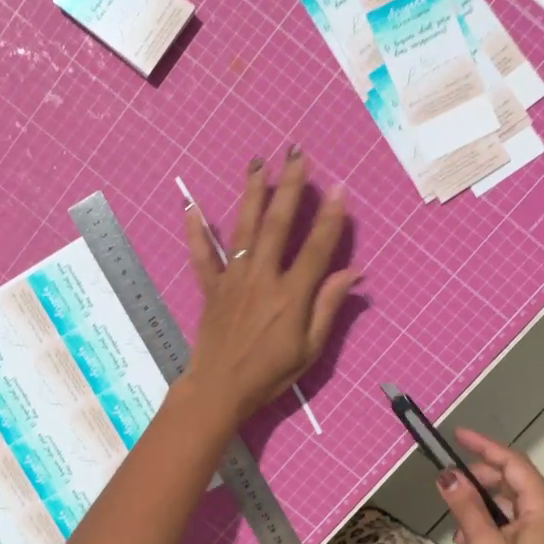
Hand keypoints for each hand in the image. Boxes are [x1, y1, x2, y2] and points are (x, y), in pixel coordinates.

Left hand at [181, 149, 361, 423]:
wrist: (221, 389)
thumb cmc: (270, 374)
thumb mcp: (310, 348)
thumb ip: (328, 306)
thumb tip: (353, 272)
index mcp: (291, 294)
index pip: (316, 247)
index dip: (331, 217)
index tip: (339, 186)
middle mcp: (262, 278)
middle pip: (279, 224)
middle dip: (290, 186)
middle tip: (296, 153)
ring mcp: (233, 280)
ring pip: (244, 228)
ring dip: (252, 193)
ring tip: (257, 162)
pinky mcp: (211, 288)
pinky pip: (202, 255)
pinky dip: (195, 231)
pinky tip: (190, 206)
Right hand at [436, 429, 543, 543]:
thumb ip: (466, 508)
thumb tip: (446, 475)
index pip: (513, 463)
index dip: (484, 447)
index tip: (457, 436)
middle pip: (514, 480)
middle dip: (480, 479)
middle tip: (451, 488)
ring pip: (513, 502)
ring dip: (483, 505)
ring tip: (458, 528)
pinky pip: (517, 519)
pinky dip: (494, 521)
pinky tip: (474, 540)